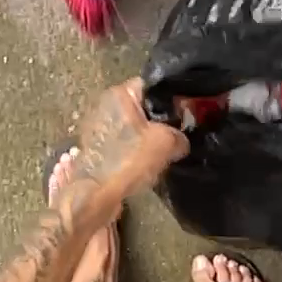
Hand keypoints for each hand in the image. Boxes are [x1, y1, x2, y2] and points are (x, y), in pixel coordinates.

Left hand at [70, 78, 188, 210]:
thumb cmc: (127, 160)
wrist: (95, 195)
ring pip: (134, 129)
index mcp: (119, 94)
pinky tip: (146, 167)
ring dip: (149, 141)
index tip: (186, 114)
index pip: (153, 85)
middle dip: (161, 123)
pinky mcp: (97, 151)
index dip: (173, 98)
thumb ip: (180, 135)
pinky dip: (136, 154)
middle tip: (178, 136)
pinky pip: (124, 146)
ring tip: (164, 155)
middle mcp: (104, 106)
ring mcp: (98, 129)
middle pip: (143, 108)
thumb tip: (181, 141)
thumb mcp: (166, 142)